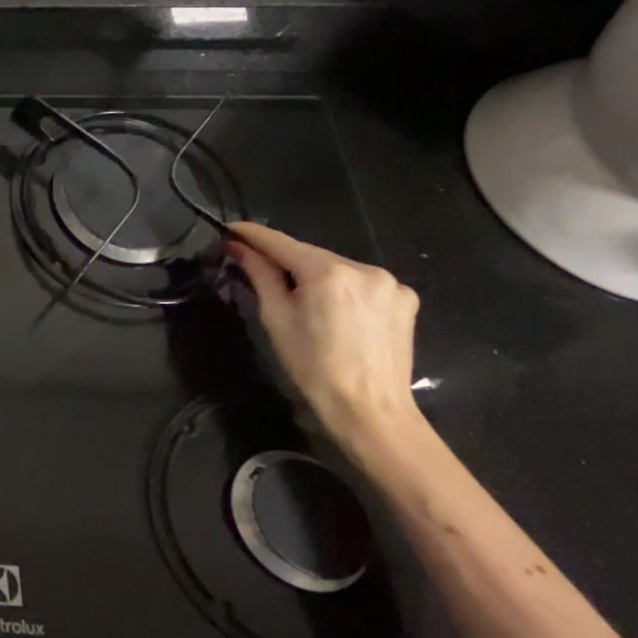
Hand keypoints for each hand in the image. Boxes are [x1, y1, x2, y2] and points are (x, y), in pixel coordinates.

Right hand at [225, 221, 423, 449]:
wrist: (370, 409)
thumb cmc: (313, 367)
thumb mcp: (276, 319)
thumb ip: (260, 275)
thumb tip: (240, 248)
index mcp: (328, 273)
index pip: (282, 243)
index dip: (254, 235)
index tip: (231, 228)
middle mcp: (363, 268)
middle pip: (312, 256)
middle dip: (286, 262)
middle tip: (261, 272)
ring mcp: (390, 283)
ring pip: (338, 269)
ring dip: (317, 276)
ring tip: (304, 300)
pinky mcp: (405, 299)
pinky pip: (362, 283)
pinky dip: (344, 289)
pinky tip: (338, 312)